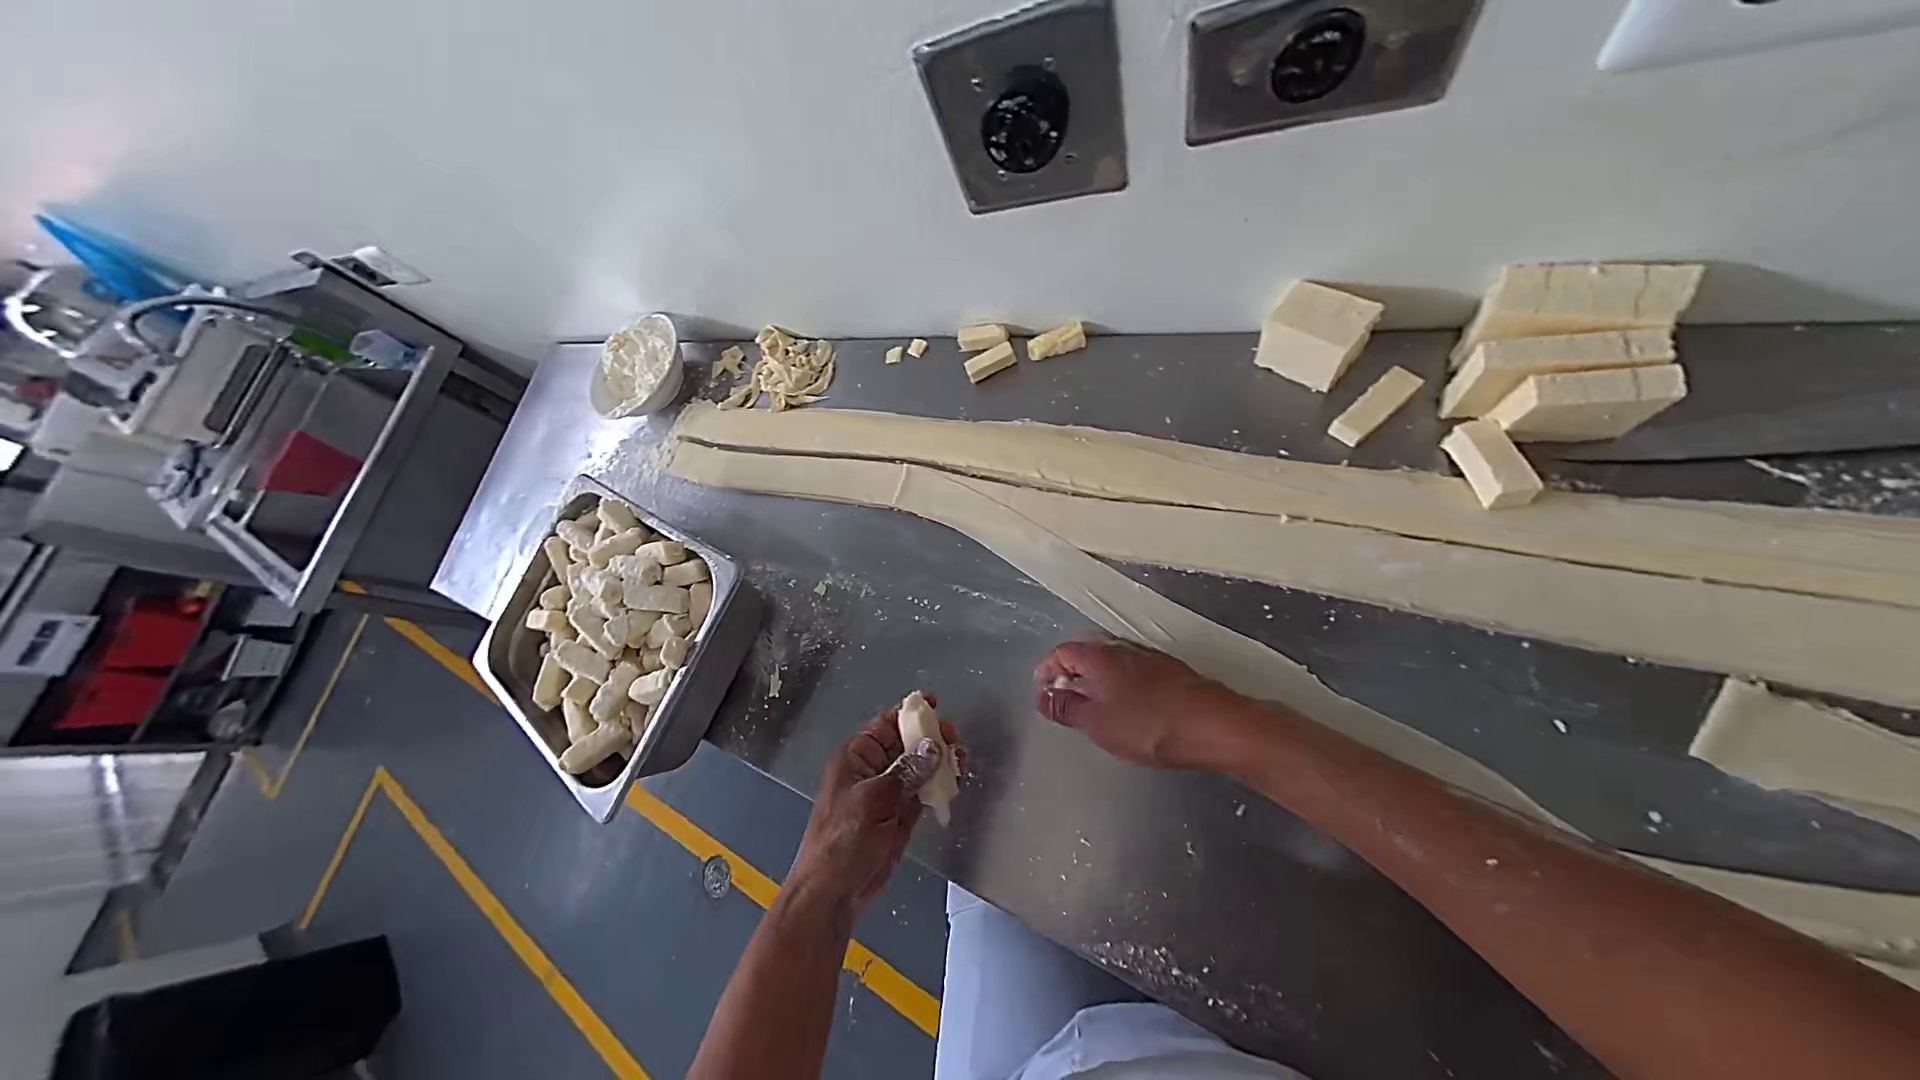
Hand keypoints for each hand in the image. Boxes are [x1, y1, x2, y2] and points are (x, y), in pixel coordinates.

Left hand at [786, 702, 959, 925]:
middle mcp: (874, 771)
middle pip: (908, 744)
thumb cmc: (842, 840)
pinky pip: (924, 791)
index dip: (910, 713)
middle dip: (932, 738)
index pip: (886, 725)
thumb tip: (932, 747)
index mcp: (857, 757)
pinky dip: (940, 786)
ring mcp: (889, 794)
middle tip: (954, 740)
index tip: (934, 705)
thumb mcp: (874, 800)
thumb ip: (906, 772)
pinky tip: (956, 781)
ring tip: (962, 759)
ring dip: (941, 762)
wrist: (833, 891)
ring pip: (920, 768)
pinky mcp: (901, 816)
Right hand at [1035, 639, 1258, 770]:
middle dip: (1071, 677)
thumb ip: (1066, 709)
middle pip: (1086, 655)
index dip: (1046, 672)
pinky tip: (1129, 712)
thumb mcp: (1096, 723)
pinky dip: (1122, 688)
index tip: (1043, 694)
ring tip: (1096, 711)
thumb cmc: (1149, 724)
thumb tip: (1044, 697)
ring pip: (1112, 664)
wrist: (1213, 725)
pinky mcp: (1171, 673)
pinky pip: (1134, 674)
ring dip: (1098, 683)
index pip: (1061, 652)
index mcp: (1099, 656)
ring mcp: (1150, 659)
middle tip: (1065, 703)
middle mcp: (1123, 649)